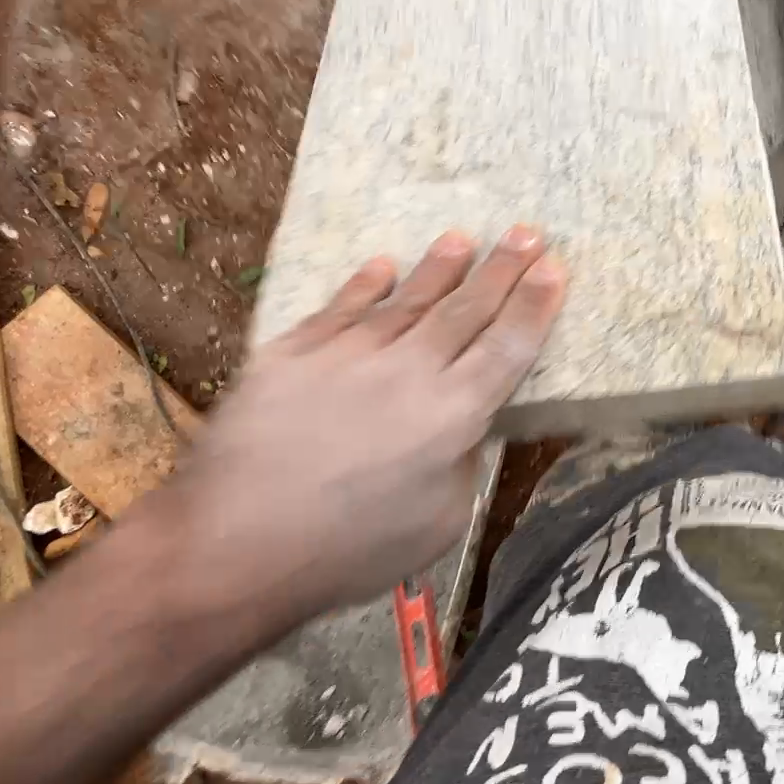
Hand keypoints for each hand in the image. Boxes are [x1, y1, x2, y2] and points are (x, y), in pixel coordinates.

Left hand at [138, 226, 565, 626]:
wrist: (229, 550)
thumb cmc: (351, 551)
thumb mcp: (442, 520)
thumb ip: (463, 461)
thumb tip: (462, 426)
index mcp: (453, 414)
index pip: (508, 345)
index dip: (536, 304)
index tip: (555, 267)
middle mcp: (409, 370)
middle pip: (466, 310)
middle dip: (503, 269)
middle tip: (527, 232)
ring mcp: (346, 356)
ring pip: (408, 300)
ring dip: (441, 267)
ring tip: (462, 238)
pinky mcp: (291, 355)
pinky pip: (339, 310)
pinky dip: (364, 285)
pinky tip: (383, 265)